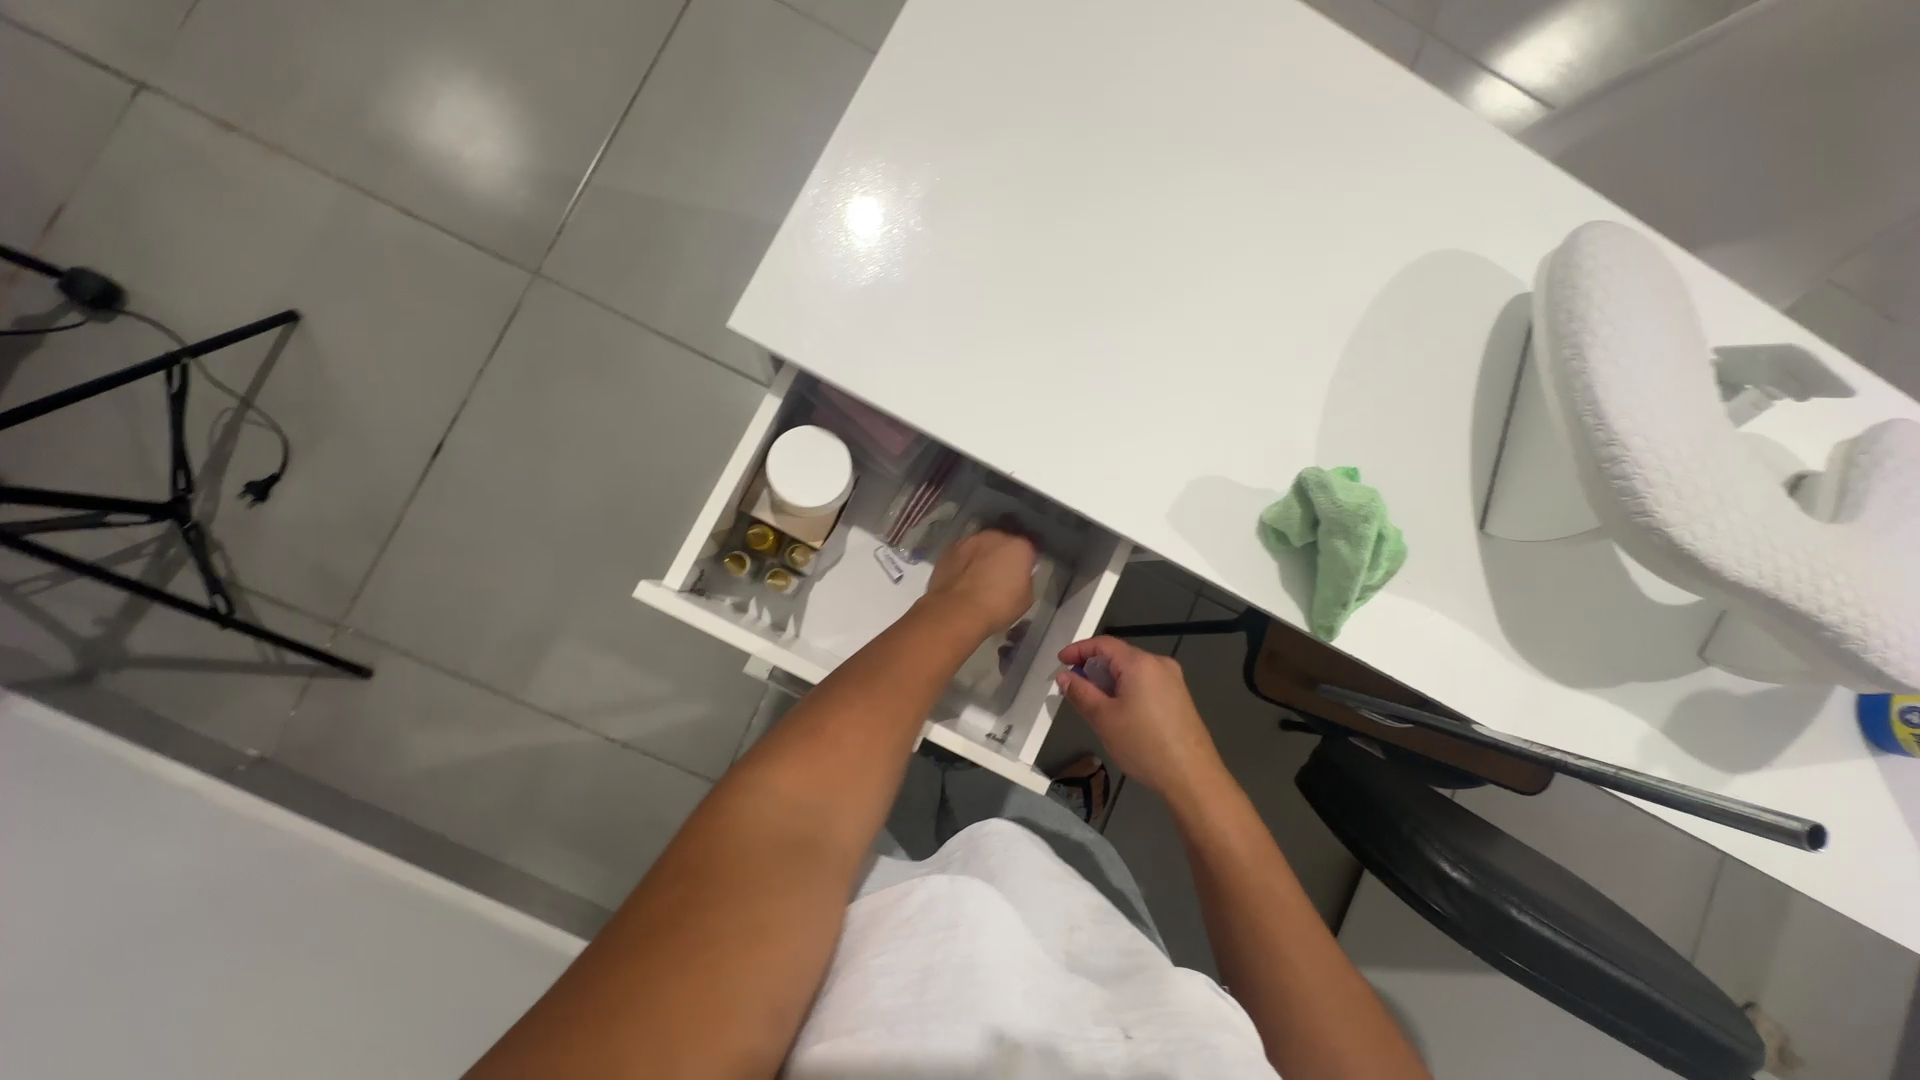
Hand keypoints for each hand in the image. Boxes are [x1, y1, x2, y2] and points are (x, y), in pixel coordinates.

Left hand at [924, 528, 1037, 638]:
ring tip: (977, 578)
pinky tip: (961, 579)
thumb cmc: (997, 607)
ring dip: (981, 557)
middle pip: (1002, 544)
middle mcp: (994, 537)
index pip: (1028, 551)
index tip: (1021, 577)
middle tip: (999, 577)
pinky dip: (963, 563)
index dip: (1026, 564)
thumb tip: (1018, 577)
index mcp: (1018, 547)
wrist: (957, 611)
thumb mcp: (1026, 599)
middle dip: (1002, 556)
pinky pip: (962, 554)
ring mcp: (969, 541)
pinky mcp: (948, 550)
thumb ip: (1025, 581)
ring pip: (980, 546)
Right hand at [1056, 637, 1223, 801]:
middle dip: (1093, 667)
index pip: (1104, 644)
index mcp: (1140, 663)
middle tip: (1074, 687)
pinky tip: (1119, 712)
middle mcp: (1160, 664)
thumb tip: (1064, 676)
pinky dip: (1127, 689)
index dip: (1078, 650)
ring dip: (1110, 680)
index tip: (1060, 662)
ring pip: (1133, 671)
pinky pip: (1146, 683)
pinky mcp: (1180, 698)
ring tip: (1094, 702)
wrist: (1191, 776)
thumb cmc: (1143, 744)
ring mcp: (1174, 681)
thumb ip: (1080, 692)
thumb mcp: (1103, 718)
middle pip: (1119, 655)